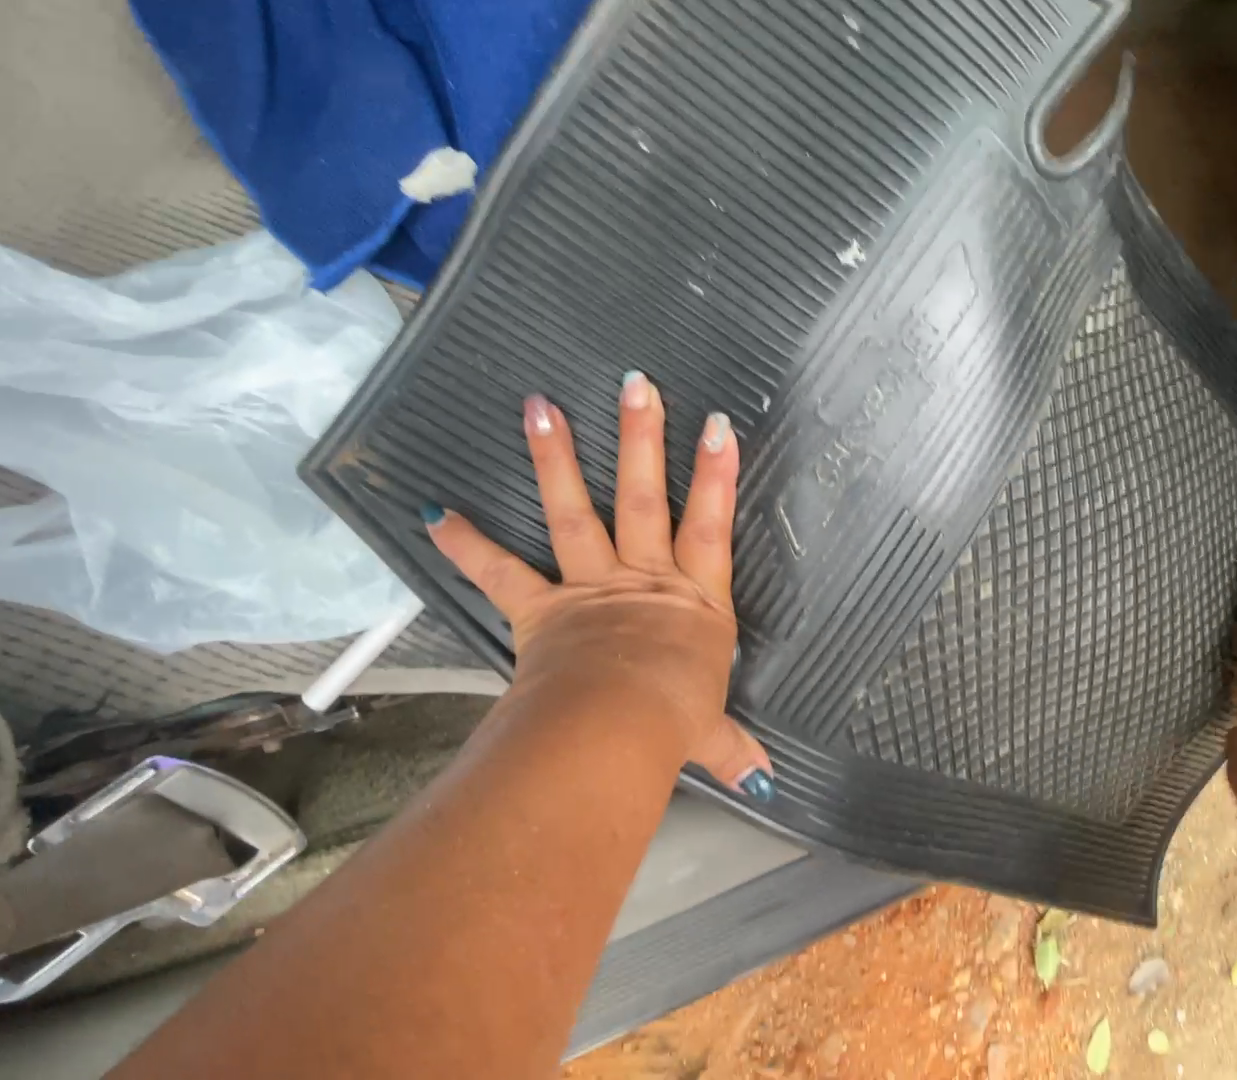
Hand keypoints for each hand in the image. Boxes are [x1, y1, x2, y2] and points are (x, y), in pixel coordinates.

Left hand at [421, 375, 774, 801]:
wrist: (612, 733)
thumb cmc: (672, 722)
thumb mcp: (711, 732)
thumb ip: (734, 746)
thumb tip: (764, 780)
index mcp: (696, 600)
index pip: (711, 523)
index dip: (716, 473)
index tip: (717, 424)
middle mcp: (647, 579)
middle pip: (644, 499)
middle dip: (642, 441)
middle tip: (637, 386)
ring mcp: (592, 587)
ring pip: (577, 514)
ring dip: (558, 459)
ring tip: (541, 406)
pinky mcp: (542, 607)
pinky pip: (502, 571)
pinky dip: (469, 544)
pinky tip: (437, 511)